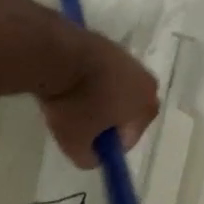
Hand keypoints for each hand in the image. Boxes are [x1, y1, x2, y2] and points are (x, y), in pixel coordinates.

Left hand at [39, 31, 160, 168]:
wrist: (56, 54)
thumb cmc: (75, 103)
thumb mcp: (75, 144)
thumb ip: (88, 159)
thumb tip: (92, 157)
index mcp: (146, 108)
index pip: (127, 139)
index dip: (104, 147)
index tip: (83, 145)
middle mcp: (145, 81)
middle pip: (123, 112)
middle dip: (102, 121)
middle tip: (75, 124)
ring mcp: (127, 59)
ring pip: (111, 91)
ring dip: (94, 100)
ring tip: (68, 102)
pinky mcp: (107, 43)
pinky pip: (99, 73)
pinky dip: (87, 80)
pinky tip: (67, 83)